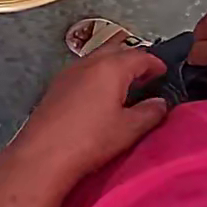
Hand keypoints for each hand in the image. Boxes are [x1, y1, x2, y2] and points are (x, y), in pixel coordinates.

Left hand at [0, 45, 169, 195]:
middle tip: (146, 76)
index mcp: (110, 68)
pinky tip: (98, 97)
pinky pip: (82, 73)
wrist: (43, 155)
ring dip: (113, 68)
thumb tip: (160, 104)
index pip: (140, 56)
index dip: (155, 63)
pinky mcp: (55, 87)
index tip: (163, 71)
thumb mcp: (128, 129)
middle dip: (133, 61)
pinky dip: (96, 77)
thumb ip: (149, 113)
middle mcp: (88, 63)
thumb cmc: (89, 140)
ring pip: (96, 60)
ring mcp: (68, 73)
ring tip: (124, 87)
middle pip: (116, 51)